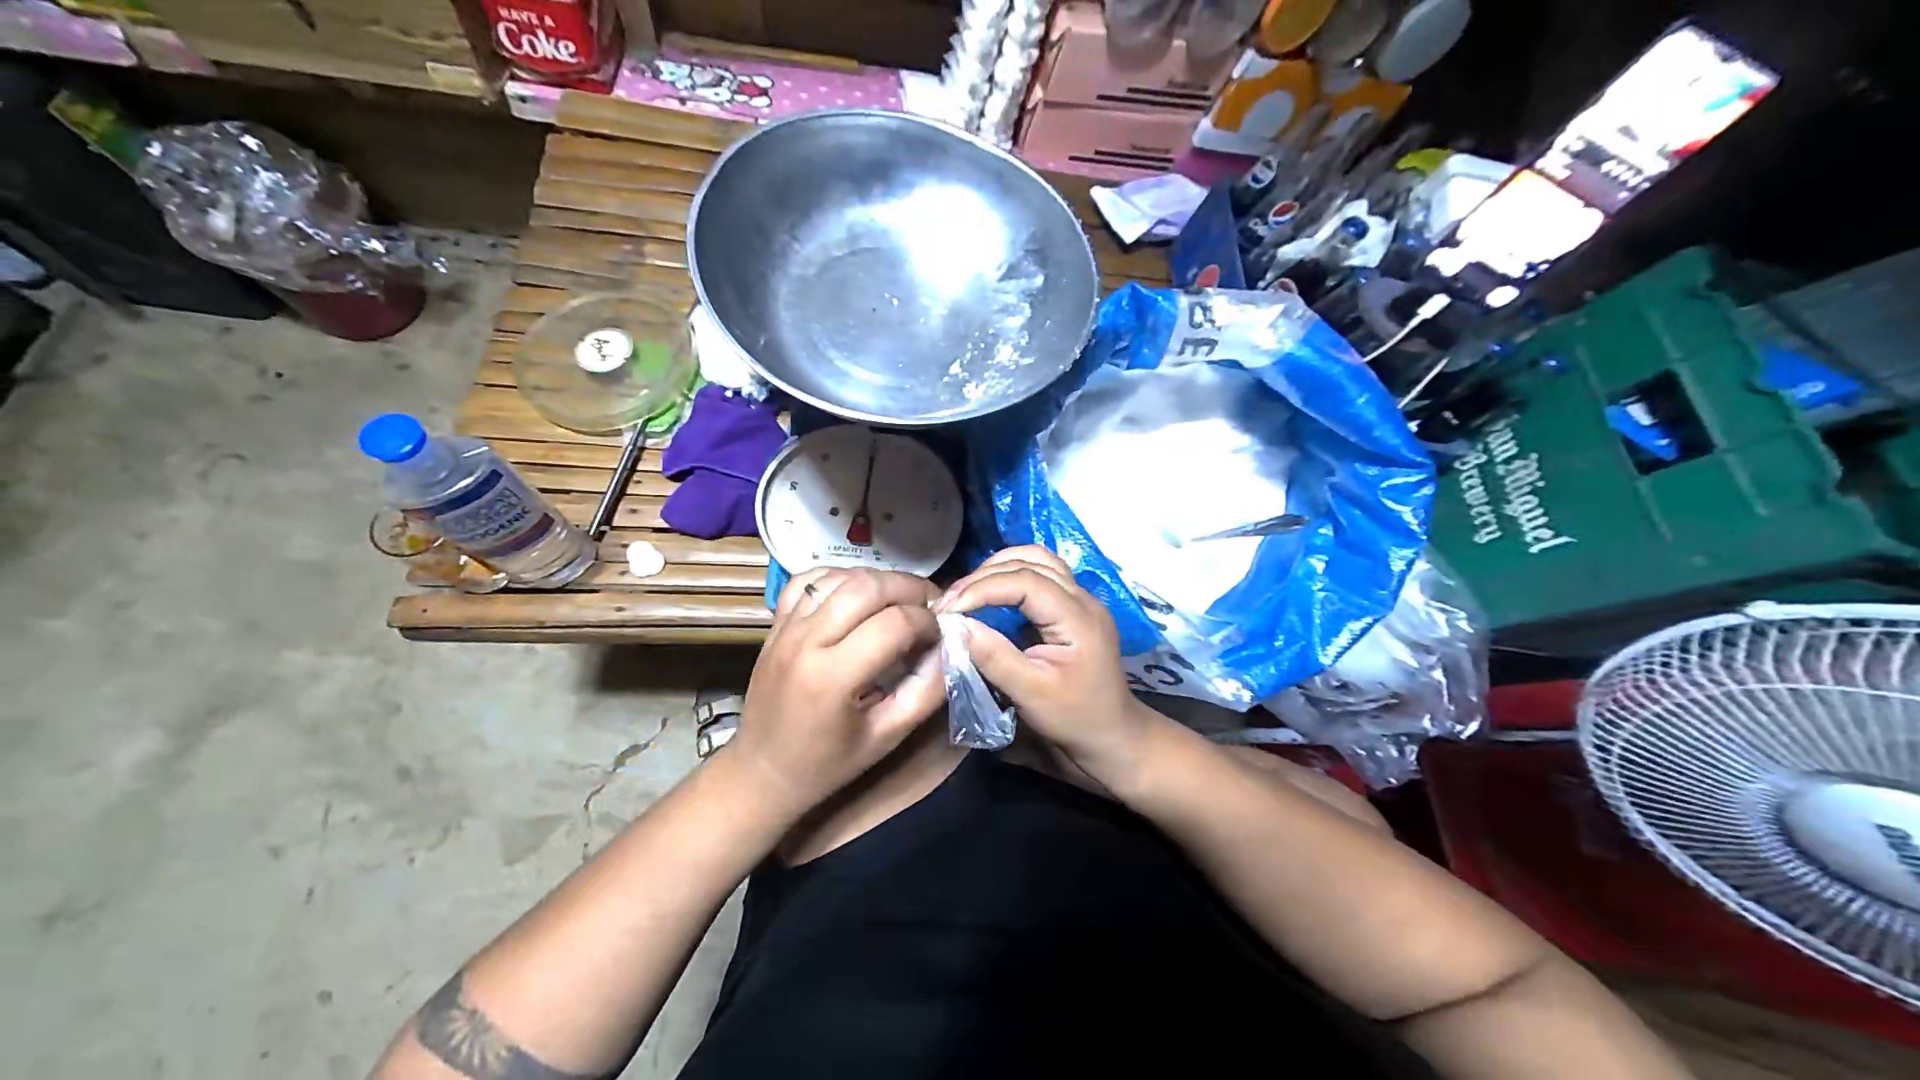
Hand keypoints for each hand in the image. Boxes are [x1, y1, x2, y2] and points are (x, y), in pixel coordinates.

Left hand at [729, 568, 945, 816]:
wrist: (762, 770)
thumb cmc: (828, 763)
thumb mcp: (886, 738)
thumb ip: (925, 693)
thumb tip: (952, 648)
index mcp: (832, 677)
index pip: (894, 623)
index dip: (928, 622)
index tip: (940, 635)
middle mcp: (806, 642)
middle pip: (867, 586)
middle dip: (909, 588)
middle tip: (930, 606)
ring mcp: (786, 628)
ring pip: (839, 576)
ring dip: (878, 580)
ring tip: (899, 601)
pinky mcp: (776, 624)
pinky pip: (808, 581)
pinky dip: (838, 578)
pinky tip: (856, 596)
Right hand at [935, 547, 1156, 780]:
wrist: (1112, 735)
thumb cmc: (1074, 718)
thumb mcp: (1030, 694)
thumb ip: (995, 657)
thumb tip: (957, 626)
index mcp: (1078, 617)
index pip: (1026, 580)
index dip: (983, 588)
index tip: (950, 610)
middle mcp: (1083, 598)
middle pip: (1030, 562)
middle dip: (984, 576)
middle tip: (950, 602)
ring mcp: (1082, 599)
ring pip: (1038, 560)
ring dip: (999, 568)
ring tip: (967, 592)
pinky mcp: (1074, 607)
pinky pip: (1042, 574)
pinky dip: (1012, 575)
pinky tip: (990, 594)